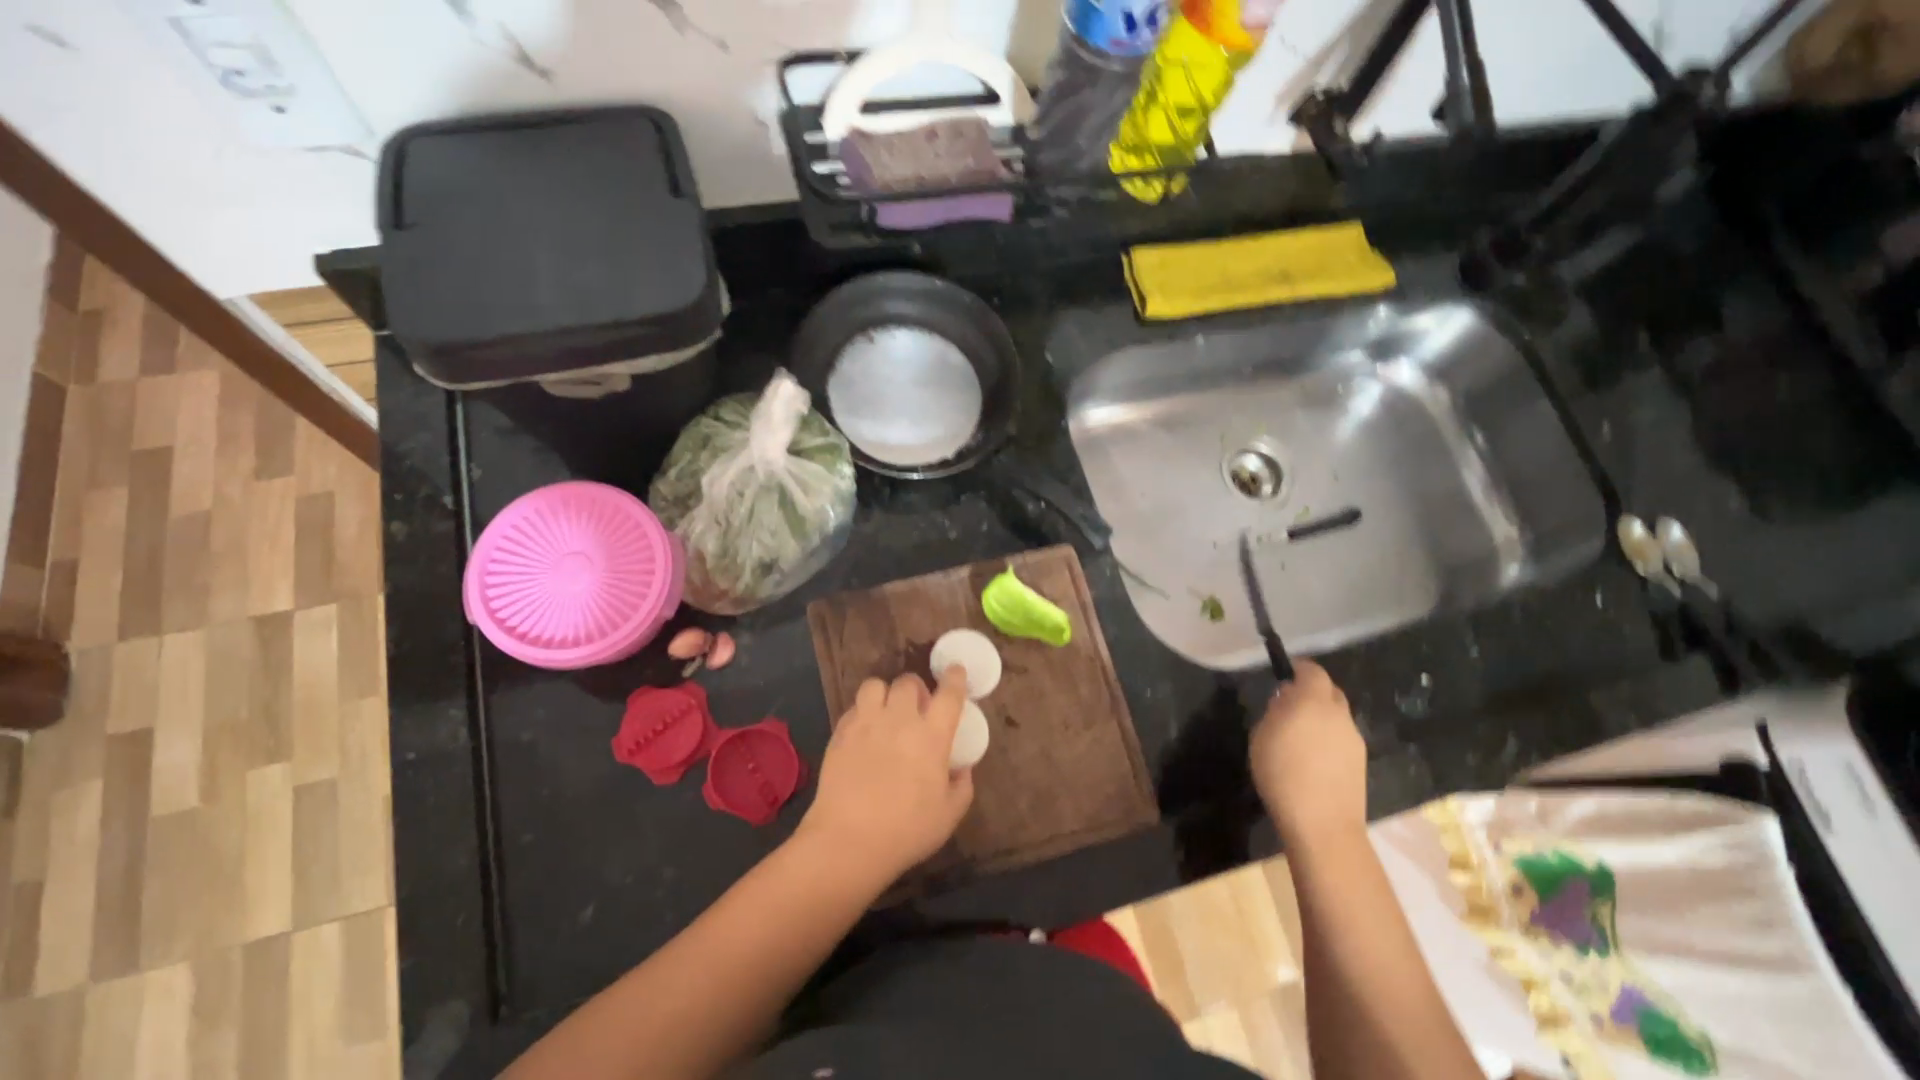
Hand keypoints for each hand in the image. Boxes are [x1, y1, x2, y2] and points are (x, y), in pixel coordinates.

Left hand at [798, 667, 974, 882]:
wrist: (848, 839)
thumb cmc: (907, 830)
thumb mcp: (949, 814)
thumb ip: (961, 785)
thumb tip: (961, 767)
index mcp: (932, 735)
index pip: (949, 694)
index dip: (955, 678)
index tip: (956, 672)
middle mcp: (899, 720)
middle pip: (908, 682)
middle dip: (916, 689)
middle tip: (917, 707)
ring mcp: (866, 723)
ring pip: (875, 685)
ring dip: (885, 694)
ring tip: (886, 713)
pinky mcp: (840, 733)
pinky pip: (854, 708)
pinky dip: (863, 713)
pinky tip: (865, 733)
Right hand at [1249, 660, 1366, 846]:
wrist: (1322, 824)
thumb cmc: (1282, 775)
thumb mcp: (1261, 737)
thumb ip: (1275, 712)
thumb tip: (1286, 700)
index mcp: (1313, 701)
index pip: (1312, 671)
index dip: (1299, 668)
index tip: (1285, 674)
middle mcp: (1339, 713)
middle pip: (1329, 691)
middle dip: (1312, 691)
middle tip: (1290, 705)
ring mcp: (1354, 737)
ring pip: (1337, 716)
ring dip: (1321, 716)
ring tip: (1299, 736)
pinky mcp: (1360, 760)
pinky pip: (1341, 738)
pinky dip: (1328, 738)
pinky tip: (1313, 759)